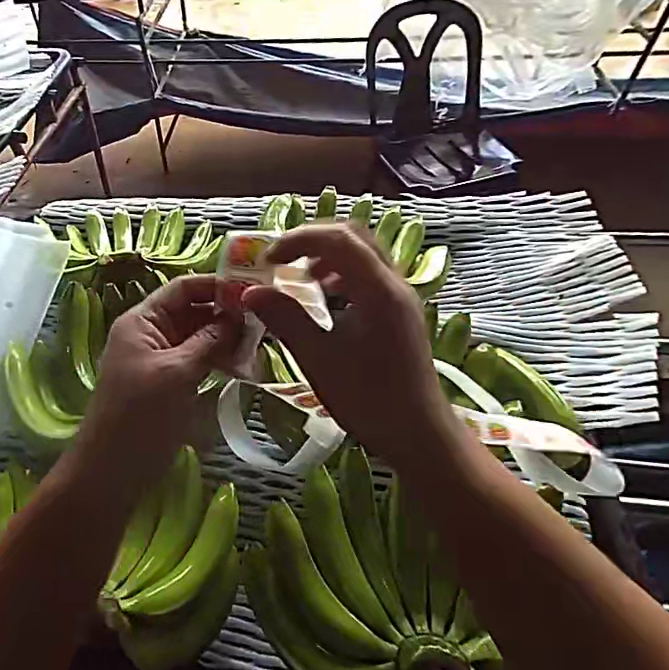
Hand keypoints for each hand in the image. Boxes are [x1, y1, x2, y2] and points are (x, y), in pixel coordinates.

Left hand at [78, 274, 241, 478]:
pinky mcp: (173, 382)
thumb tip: (240, 316)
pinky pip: (201, 360)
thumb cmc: (138, 416)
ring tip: (261, 346)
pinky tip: (246, 367)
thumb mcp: (177, 373)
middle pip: (195, 310)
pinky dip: (221, 360)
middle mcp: (152, 334)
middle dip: (228, 314)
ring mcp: (163, 359)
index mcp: (142, 321)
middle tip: (266, 321)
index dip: (217, 285)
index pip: (184, 288)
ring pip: (202, 336)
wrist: (112, 473)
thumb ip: (209, 340)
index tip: (254, 290)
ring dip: (229, 339)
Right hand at [244, 224, 452, 462]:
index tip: (268, 259)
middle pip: (354, 238)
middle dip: (314, 242)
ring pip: (364, 256)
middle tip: (284, 261)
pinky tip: (326, 302)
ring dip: (330, 258)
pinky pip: (371, 277)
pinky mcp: (402, 313)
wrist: (417, 432)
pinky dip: (344, 277)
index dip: (298, 240)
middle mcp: (395, 284)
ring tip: (302, 281)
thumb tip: (251, 293)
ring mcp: (402, 298)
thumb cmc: (369, 398)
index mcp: (378, 289)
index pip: (338, 239)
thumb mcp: (319, 358)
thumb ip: (285, 319)